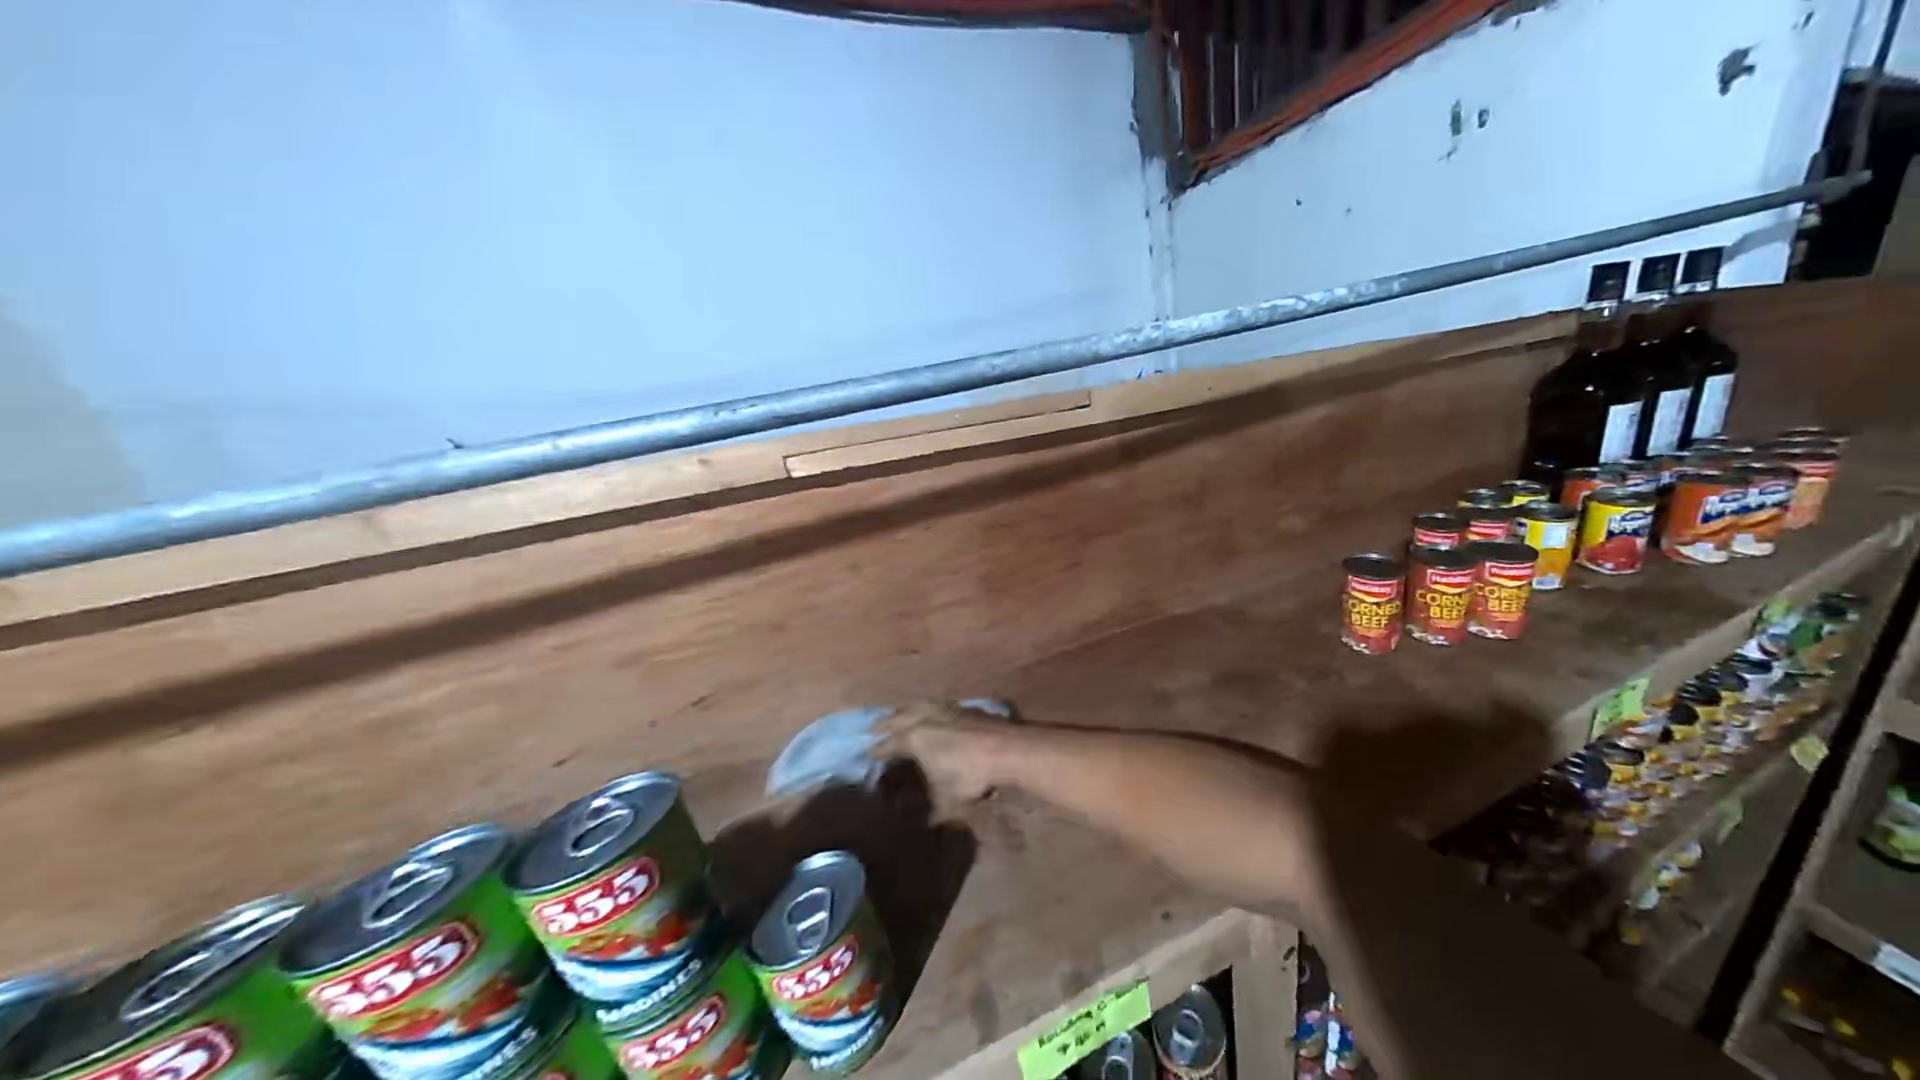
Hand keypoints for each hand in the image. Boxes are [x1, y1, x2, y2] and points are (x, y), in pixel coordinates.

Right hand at [873, 701, 1017, 814]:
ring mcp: (945, 709)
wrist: (1006, 749)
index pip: (888, 744)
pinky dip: (928, 708)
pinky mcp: (964, 708)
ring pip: (918, 705)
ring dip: (906, 710)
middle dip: (885, 723)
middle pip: (899, 717)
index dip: (876, 750)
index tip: (866, 753)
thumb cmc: (969, 774)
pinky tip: (932, 712)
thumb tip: (925, 823)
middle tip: (874, 727)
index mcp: (914, 739)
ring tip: (900, 714)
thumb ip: (933, 810)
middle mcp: (925, 718)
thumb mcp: (947, 800)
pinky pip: (937, 705)